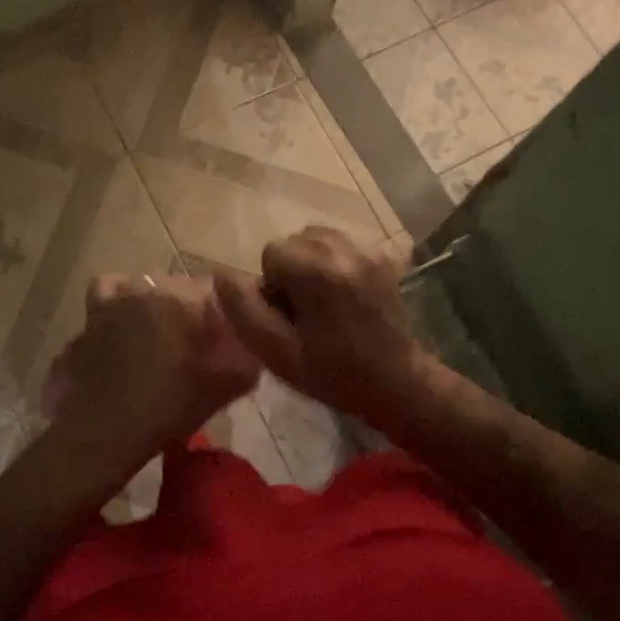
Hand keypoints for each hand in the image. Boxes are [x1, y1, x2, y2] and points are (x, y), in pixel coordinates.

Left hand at [43, 274, 260, 477]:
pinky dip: (116, 304)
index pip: (213, 291)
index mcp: (182, 301)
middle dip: (189, 308)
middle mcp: (147, 290)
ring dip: (153, 302)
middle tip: (195, 342)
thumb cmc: (165, 409)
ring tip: (158, 333)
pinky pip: (107, 295)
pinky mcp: (88, 319)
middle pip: (178, 287)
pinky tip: (122, 328)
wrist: (103, 431)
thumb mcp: (216, 393)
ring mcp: (113, 301)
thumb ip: (242, 370)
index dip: (223, 313)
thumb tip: (254, 357)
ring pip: (142, 286)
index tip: (226, 337)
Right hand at [213, 227, 439, 426]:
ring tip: (322, 301)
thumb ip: (244, 310)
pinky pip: (343, 244)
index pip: (272, 251)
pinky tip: (343, 296)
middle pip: (295, 240)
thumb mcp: (277, 353)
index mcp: (317, 272)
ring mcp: (368, 251)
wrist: (397, 383)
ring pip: (318, 237)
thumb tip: (222, 275)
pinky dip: (334, 262)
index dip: (272, 285)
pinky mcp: (383, 258)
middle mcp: (344, 250)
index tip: (287, 317)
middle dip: (291, 270)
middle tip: (304, 312)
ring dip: (311, 262)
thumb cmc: (333, 374)